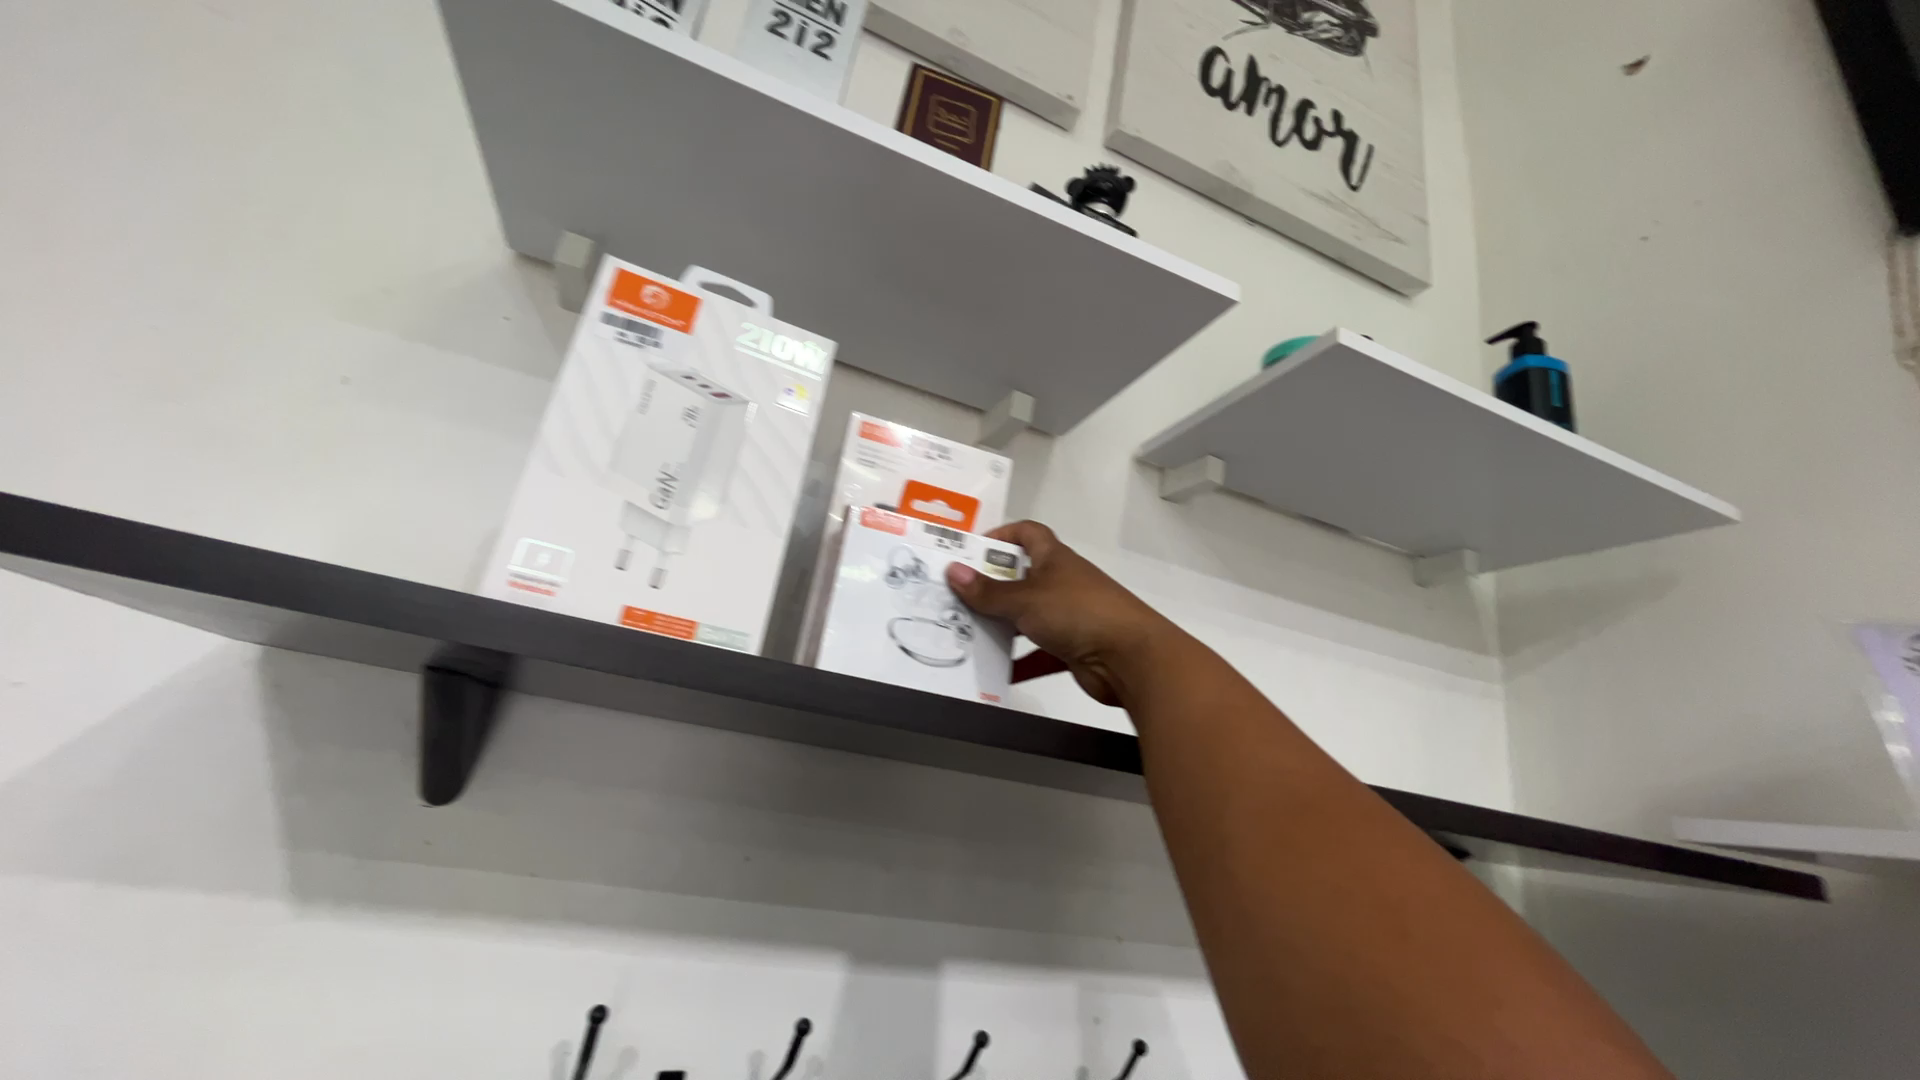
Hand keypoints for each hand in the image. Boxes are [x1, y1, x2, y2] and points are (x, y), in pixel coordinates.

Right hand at [945, 521, 1180, 706]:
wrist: (1131, 657)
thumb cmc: (1077, 612)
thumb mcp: (1025, 599)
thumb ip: (988, 591)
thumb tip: (952, 571)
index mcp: (1054, 559)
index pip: (1028, 534)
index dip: (1003, 535)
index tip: (974, 550)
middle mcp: (1062, 583)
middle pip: (1022, 578)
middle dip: (992, 587)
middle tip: (957, 599)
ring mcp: (1069, 616)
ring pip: (1028, 618)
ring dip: (1002, 626)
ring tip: (966, 634)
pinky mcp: (1073, 649)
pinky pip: (1039, 654)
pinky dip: (1019, 663)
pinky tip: (994, 673)